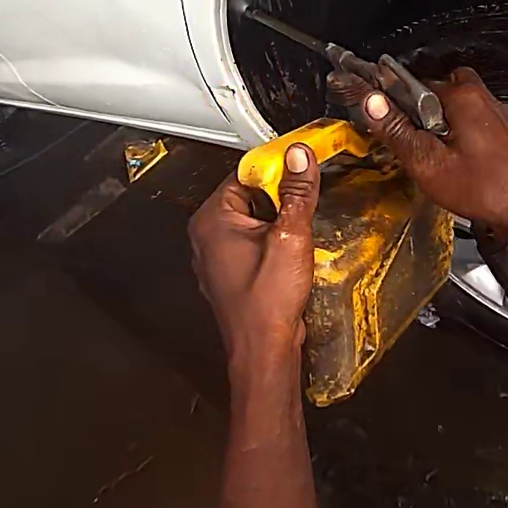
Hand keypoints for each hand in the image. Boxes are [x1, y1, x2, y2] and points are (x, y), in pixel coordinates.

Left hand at [189, 144, 320, 376]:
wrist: (263, 350)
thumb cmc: (265, 302)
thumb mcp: (290, 236)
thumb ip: (297, 193)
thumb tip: (299, 158)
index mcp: (212, 218)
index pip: (244, 173)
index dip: (275, 170)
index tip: (299, 167)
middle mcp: (207, 234)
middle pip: (248, 195)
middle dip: (278, 199)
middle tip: (299, 211)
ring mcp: (217, 254)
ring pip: (253, 219)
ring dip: (278, 222)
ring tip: (294, 239)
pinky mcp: (231, 270)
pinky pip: (252, 241)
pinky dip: (272, 242)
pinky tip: (288, 256)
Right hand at [328, 66, 507, 234]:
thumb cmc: (488, 189)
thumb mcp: (427, 162)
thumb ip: (396, 130)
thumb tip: (371, 103)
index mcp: (461, 97)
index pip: (412, 83)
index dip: (392, 100)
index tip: (382, 112)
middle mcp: (483, 100)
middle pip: (436, 92)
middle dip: (419, 111)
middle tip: (410, 137)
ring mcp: (498, 117)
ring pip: (456, 108)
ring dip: (440, 125)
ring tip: (432, 154)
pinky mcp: (506, 136)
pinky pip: (473, 124)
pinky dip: (458, 137)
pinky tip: (455, 163)